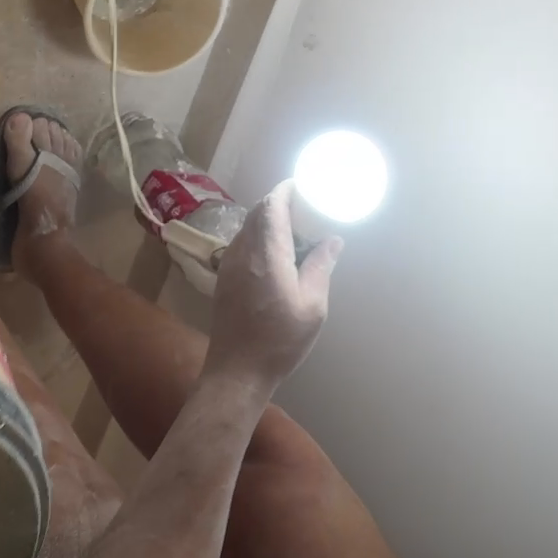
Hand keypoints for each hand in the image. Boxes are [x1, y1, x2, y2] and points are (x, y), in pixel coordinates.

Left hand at [204, 181, 341, 389]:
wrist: (236, 372)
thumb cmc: (279, 340)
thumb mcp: (312, 305)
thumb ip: (321, 267)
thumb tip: (333, 240)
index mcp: (267, 253)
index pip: (271, 206)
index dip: (285, 190)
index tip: (301, 185)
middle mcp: (243, 251)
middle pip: (257, 213)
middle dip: (278, 203)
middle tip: (303, 206)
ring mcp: (229, 265)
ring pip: (247, 228)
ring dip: (267, 220)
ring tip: (293, 229)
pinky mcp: (224, 278)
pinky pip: (241, 244)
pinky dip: (258, 237)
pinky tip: (275, 253)